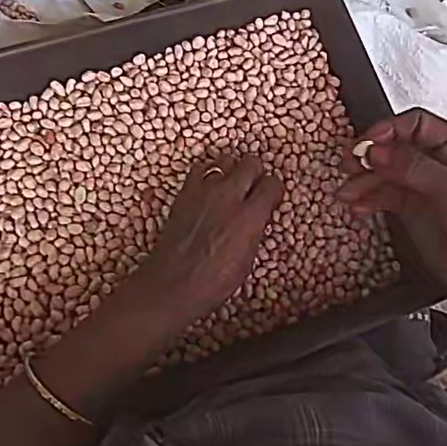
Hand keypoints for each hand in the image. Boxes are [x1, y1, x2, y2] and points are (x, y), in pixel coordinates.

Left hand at [128, 155, 282, 329]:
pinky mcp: (184, 193)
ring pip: (226, 160)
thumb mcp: (246, 260)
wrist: (172, 285)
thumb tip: (256, 218)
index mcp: (250, 217)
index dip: (274, 190)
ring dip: (232, 169)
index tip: (271, 197)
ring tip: (232, 185)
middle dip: (256, 173)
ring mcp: (204, 192)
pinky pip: (200, 168)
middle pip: (251, 163)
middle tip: (254, 187)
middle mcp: (228, 197)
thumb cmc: (212, 282)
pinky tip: (210, 187)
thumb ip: (254, 230)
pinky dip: (208, 172)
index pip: (272, 184)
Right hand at [336, 109, 446, 325]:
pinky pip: (384, 195)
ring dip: (364, 178)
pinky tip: (357, 204)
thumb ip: (416, 168)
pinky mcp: (413, 208)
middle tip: (351, 163)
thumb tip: (380, 150)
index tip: (368, 144)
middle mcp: (442, 162)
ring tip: (348, 190)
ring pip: (386, 172)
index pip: (418, 125)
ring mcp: (425, 186)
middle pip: (397, 147)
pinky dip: (368, 198)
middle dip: (371, 154)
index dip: (390, 130)